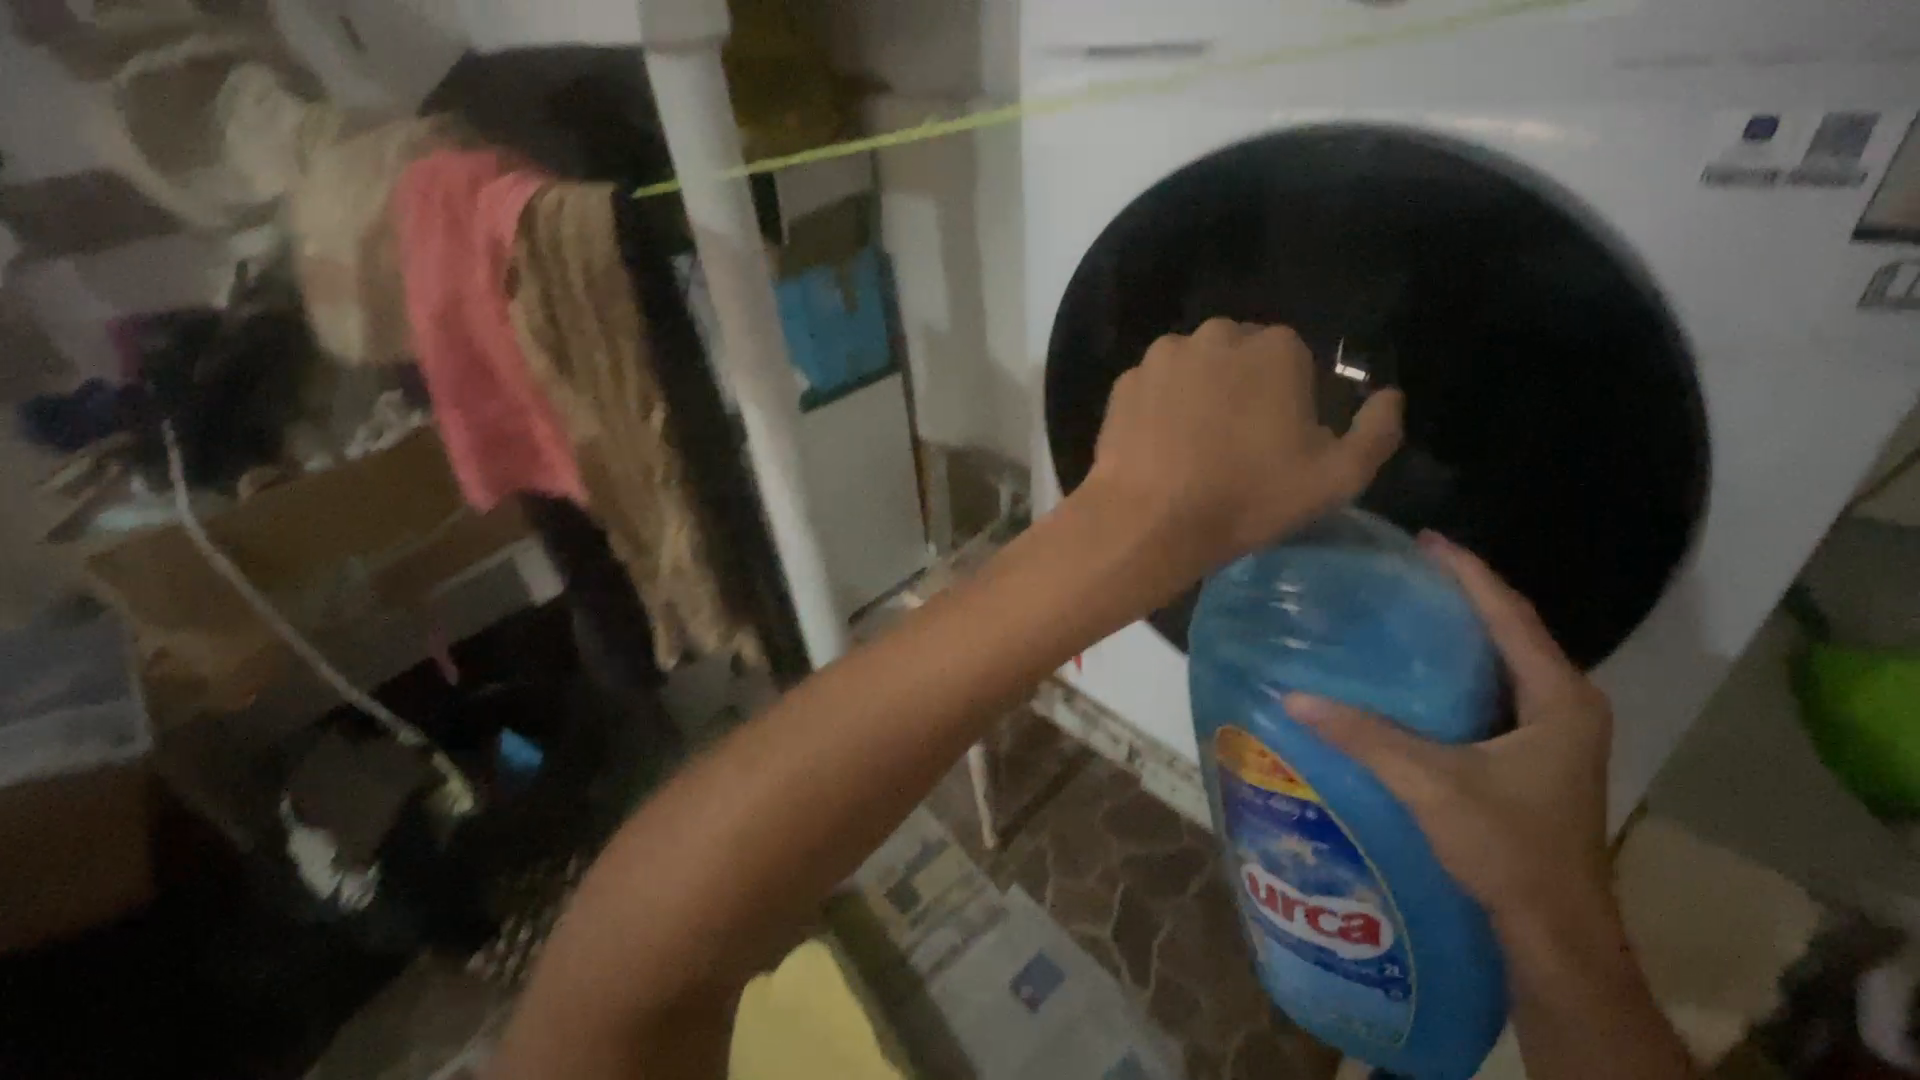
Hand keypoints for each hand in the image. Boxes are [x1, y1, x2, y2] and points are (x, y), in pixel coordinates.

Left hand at [1082, 318, 1403, 576]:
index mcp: (1276, 347)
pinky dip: (1160, 409)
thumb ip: (1376, 432)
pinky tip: (1161, 448)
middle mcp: (1217, 334)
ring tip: (1195, 449)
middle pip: (1241, 357)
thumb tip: (1389, 397)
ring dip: (1200, 395)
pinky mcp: (1123, 383)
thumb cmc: (1249, 498)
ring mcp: (1162, 355)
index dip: (1291, 400)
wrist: (1150, 521)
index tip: (1281, 441)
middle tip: (1237, 445)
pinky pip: (1154, 389)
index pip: (1294, 361)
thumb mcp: (1337, 479)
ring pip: (1194, 369)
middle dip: (1244, 389)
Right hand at [1284, 532, 1615, 939]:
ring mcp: (1555, 736)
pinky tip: (1417, 678)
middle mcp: (1566, 708)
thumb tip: (1294, 695)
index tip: (1425, 541)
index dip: (1468, 573)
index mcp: (1558, 699)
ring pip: (1505, 665)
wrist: (1555, 931)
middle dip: (1462, 597)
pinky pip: (1496, 695)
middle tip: (1405, 572)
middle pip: (1511, 632)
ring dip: (1462, 636)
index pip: (1510, 615)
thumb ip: (1364, 736)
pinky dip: (1460, 673)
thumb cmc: (1508, 848)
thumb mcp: (1431, 784)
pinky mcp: (1535, 761)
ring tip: (1406, 612)